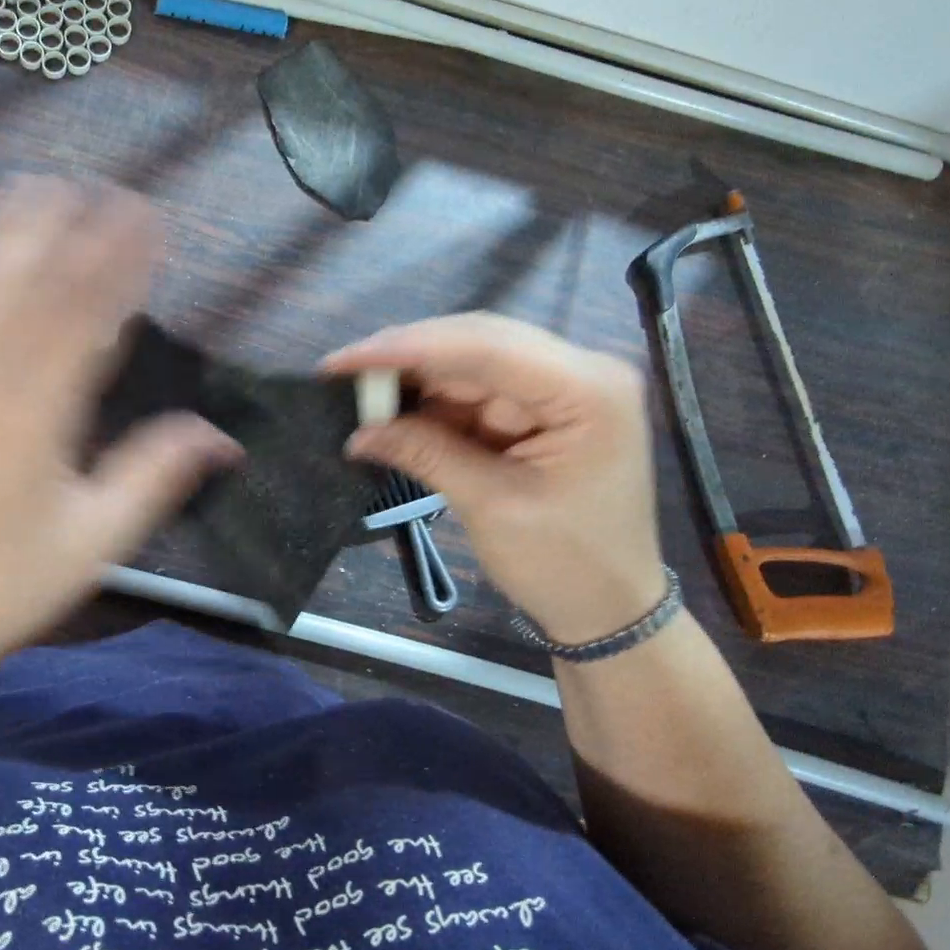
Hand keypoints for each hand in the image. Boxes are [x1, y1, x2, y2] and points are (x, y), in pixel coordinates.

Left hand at [0, 178, 240, 666]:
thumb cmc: (15, 581)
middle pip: (29, 284)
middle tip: (107, 188)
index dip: (120, 260)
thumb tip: (223, 436)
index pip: (84, 314)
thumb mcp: (101, 537)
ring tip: (40, 185)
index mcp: (37, 412)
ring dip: (9, 232)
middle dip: (71, 228)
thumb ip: (157, 475)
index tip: (152, 218)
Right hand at [325, 313, 665, 643]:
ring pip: (469, 361)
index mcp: (587, 391)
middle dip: (406, 355)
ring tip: (355, 388)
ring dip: (413, 375)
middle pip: (478, 342)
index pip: (485, 348)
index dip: (407, 349)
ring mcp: (558, 389)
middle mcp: (578, 372)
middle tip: (339, 370)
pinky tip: (390, 404)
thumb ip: (426, 454)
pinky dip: (429, 399)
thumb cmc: (565, 564)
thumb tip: (358, 431)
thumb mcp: (491, 506)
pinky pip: (473, 389)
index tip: (342, 360)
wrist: (610, 607)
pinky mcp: (538, 409)